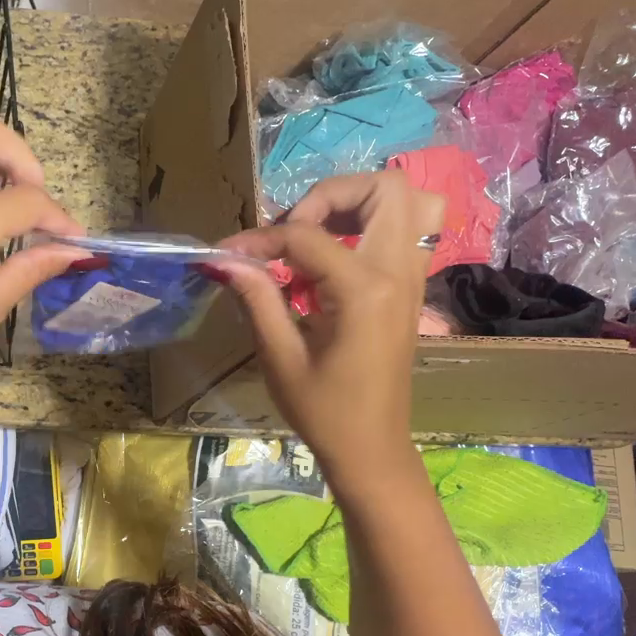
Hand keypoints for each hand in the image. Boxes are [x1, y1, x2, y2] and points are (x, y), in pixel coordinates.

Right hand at [217, 171, 443, 491]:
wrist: (371, 447)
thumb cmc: (323, 410)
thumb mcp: (279, 357)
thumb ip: (256, 297)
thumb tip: (222, 259)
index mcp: (364, 291)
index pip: (307, 235)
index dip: (260, 238)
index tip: (227, 255)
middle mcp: (399, 271)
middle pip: (384, 188)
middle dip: (329, 196)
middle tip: (292, 230)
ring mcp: (412, 276)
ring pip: (407, 201)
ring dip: (356, 204)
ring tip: (313, 235)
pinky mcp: (410, 286)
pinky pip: (406, 229)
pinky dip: (370, 225)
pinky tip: (330, 259)